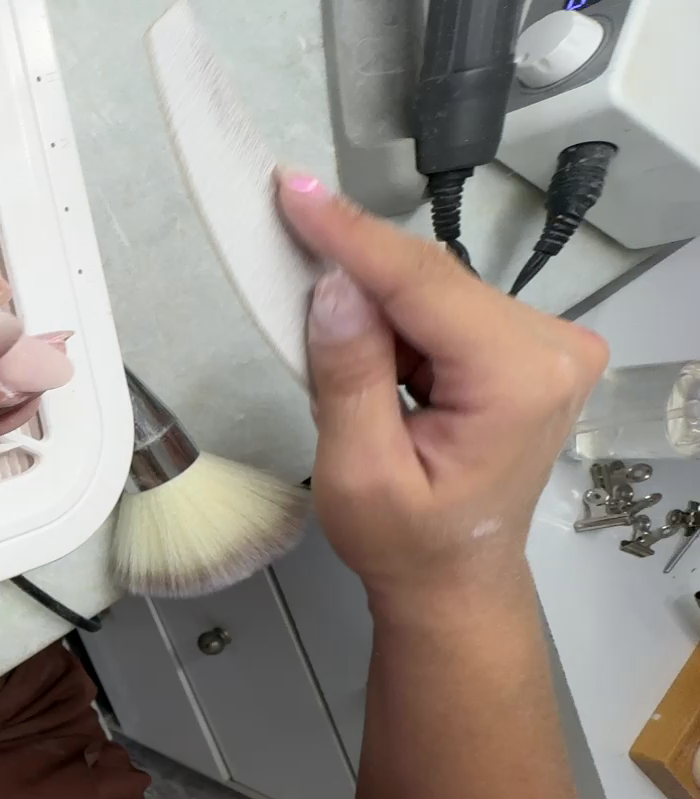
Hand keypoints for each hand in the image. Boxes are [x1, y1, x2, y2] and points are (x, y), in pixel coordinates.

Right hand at [276, 170, 607, 610]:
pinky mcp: (517, 355)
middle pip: (431, 281)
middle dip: (351, 261)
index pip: (423, 285)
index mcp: (517, 379)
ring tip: (309, 323)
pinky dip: (382, 319)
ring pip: (430, 294)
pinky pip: (436, 315)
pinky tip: (349, 341)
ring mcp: (540, 349)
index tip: (295, 191)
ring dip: (362, 298)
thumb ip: (349, 379)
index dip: (351, 235)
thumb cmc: (401, 537)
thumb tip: (332, 294)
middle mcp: (548, 348)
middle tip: (281, 230)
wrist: (448, 574)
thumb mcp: (358, 468)